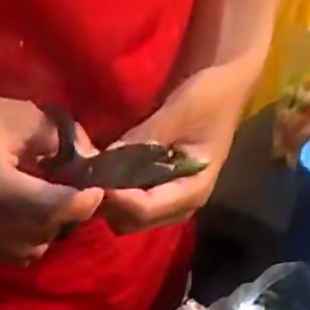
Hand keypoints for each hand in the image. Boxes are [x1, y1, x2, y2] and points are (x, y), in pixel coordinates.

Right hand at [0, 94, 102, 265]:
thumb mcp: (21, 115)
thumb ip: (61, 139)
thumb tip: (92, 162)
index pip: (48, 207)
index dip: (80, 203)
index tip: (99, 188)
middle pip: (46, 229)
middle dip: (69, 211)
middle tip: (77, 189)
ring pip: (38, 245)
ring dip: (52, 226)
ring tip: (49, 199)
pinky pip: (24, 253)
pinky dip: (36, 236)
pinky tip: (30, 213)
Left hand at [99, 67, 247, 234]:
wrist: (223, 88)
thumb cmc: (210, 96)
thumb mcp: (181, 111)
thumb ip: (146, 138)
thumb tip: (108, 159)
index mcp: (192, 192)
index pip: (147, 209)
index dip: (117, 198)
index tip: (93, 180)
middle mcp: (178, 207)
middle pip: (131, 222)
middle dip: (107, 203)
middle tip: (86, 176)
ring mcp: (165, 204)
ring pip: (123, 217)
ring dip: (104, 199)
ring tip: (89, 171)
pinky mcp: (155, 194)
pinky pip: (124, 205)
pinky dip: (109, 192)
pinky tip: (97, 170)